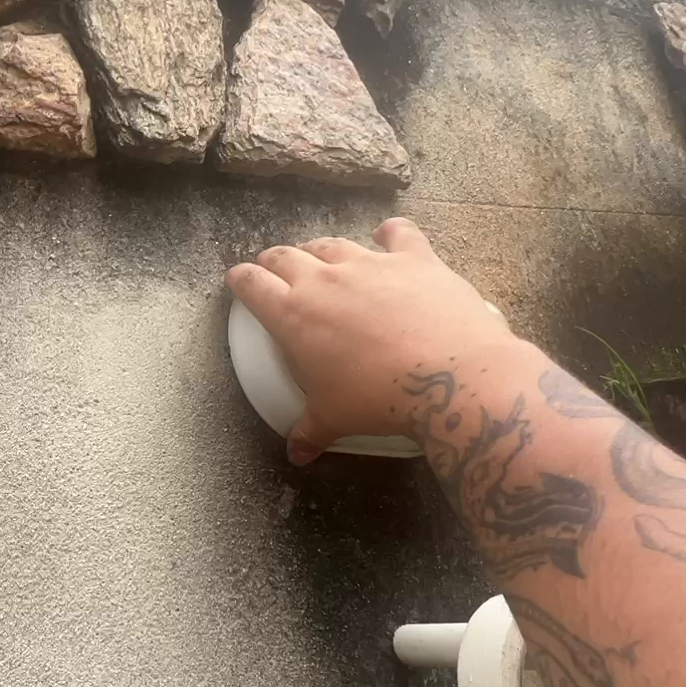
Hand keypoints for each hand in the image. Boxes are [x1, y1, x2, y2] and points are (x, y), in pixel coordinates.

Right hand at [224, 218, 521, 463]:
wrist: (449, 376)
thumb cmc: (376, 398)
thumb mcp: (332, 418)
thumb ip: (309, 431)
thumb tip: (297, 454)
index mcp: (291, 315)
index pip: (252, 285)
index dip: (240, 280)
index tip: (236, 279)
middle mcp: (324, 281)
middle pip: (286, 257)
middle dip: (273, 260)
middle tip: (271, 267)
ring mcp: (369, 264)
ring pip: (332, 244)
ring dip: (319, 248)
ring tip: (317, 254)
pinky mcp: (414, 259)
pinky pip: (397, 234)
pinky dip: (389, 232)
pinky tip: (387, 233)